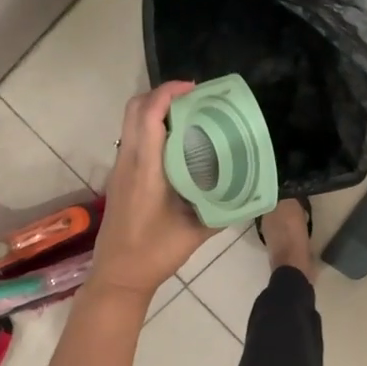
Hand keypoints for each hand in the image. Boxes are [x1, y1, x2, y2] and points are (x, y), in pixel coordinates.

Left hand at [88, 82, 216, 299]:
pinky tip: (177, 145)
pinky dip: (152, 129)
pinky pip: (133, 139)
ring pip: (131, 123)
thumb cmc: (154, 253)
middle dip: (162, 95)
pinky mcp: (120, 178)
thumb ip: (221, 209)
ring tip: (189, 117)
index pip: (149, 115)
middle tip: (194, 99)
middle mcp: (128, 162)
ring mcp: (120, 169)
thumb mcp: (195, 232)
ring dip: (156, 111)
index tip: (196, 89)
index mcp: (145, 169)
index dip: (169, 93)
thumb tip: (248, 192)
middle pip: (135, 109)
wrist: (118, 276)